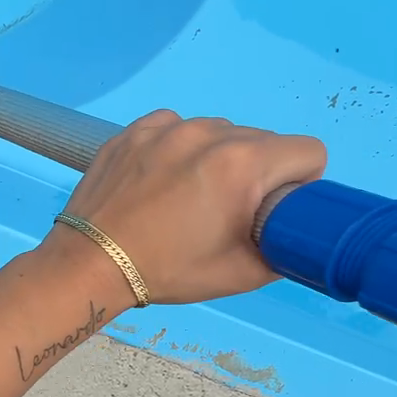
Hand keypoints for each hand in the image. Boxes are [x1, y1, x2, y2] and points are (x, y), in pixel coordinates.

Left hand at [56, 110, 326, 304]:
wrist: (89, 263)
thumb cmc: (166, 269)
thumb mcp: (244, 270)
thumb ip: (288, 244)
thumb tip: (294, 231)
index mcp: (241, 162)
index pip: (307, 152)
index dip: (299, 182)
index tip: (269, 207)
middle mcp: (203, 134)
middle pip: (261, 141)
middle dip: (256, 171)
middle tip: (223, 208)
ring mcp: (160, 130)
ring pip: (215, 132)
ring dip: (214, 156)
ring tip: (186, 193)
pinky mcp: (127, 135)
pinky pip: (170, 126)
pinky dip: (174, 145)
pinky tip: (160, 174)